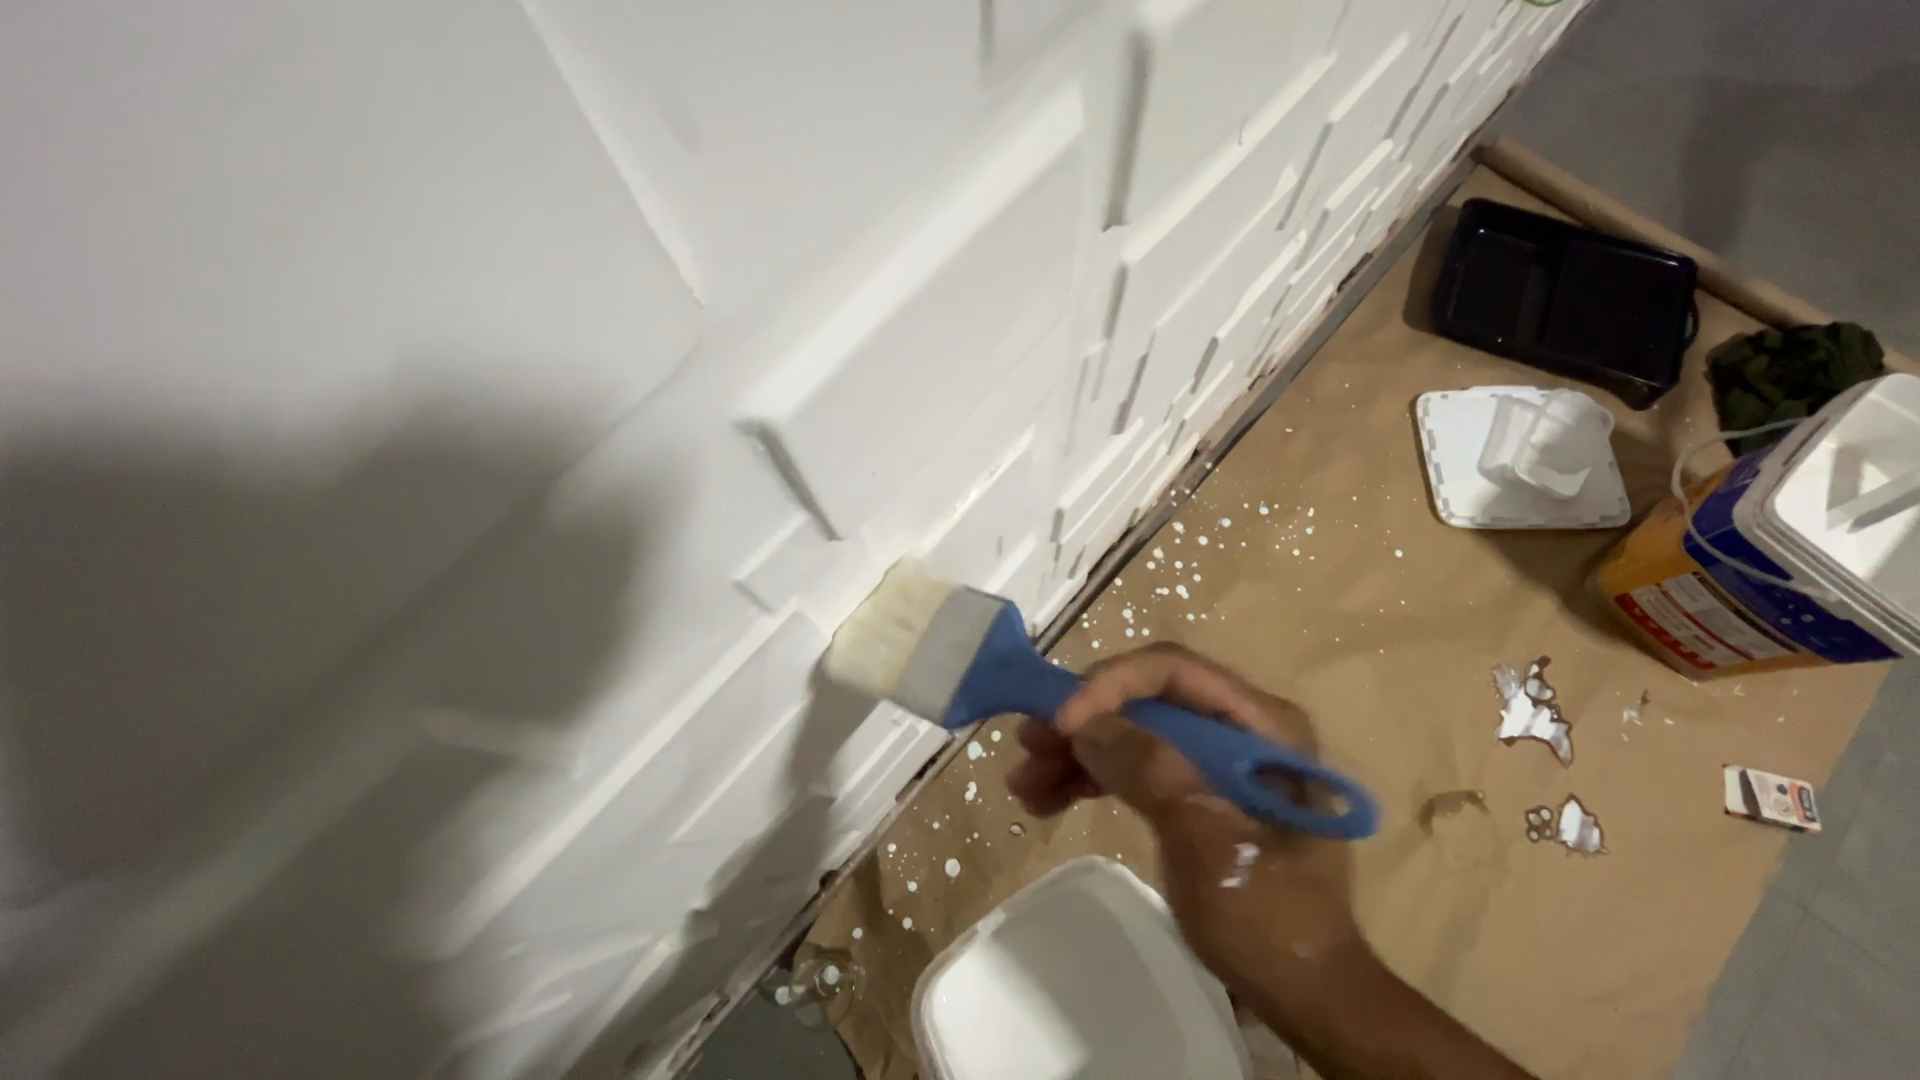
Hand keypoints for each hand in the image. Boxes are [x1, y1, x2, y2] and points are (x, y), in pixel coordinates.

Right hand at [1005, 642, 1360, 1002]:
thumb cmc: (1266, 915)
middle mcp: (1239, 729)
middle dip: (1084, 720)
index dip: (1110, 686)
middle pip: (1146, 700)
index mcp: (1261, 725)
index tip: (1060, 722)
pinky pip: (1134, 767)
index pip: (1174, 671)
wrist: (1300, 990)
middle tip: (1026, 745)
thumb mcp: (1205, 839)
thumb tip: (1082, 724)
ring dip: (1076, 752)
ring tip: (1023, 782)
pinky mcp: (1194, 791)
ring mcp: (1215, 761)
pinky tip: (1047, 798)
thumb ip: (1150, 770)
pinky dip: (1091, 778)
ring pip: (1132, 733)